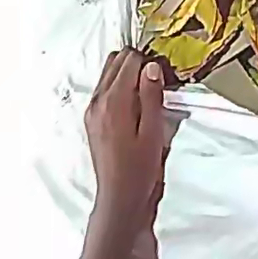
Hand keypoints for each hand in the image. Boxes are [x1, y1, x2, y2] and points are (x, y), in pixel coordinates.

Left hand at [86, 47, 169, 237]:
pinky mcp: (93, 119)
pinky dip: (121, 86)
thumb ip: (152, 96)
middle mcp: (98, 101)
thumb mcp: (153, 131)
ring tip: (148, 92)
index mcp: (113, 102)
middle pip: (116, 59)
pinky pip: (105, 88)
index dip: (150, 62)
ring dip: (128, 73)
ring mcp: (92, 110)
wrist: (120, 199)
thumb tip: (151, 67)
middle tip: (158, 81)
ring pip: (109, 71)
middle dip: (138, 62)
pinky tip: (137, 104)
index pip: (130, 60)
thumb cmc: (139, 169)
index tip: (165, 76)